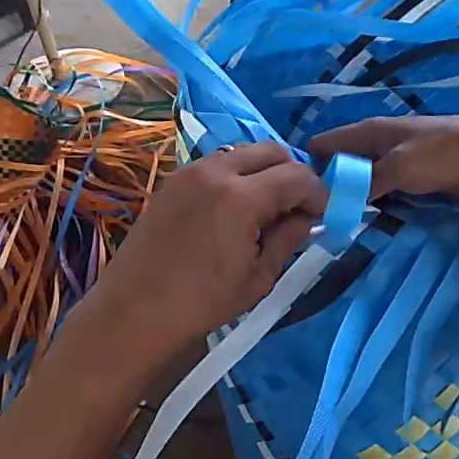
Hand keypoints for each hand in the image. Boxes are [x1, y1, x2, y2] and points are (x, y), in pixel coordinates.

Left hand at [78, 141, 326, 361]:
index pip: (297, 176)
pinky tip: (233, 210)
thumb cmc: (201, 302)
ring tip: (265, 209)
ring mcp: (190, 171)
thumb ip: (287, 239)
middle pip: (271, 150)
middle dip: (292, 174)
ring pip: (242, 152)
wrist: (135, 308)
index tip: (323, 215)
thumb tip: (305, 218)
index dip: (318, 194)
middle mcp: (215, 171)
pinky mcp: (173, 180)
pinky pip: (216, 164)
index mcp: (241, 197)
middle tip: (296, 208)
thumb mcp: (258, 277)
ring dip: (263, 172)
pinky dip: (235, 176)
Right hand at [310, 116, 458, 200]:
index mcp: (369, 130)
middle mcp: (376, 140)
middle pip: (340, 162)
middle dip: (330, 184)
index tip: (301, 193)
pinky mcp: (409, 172)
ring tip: (339, 218)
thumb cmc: (442, 155)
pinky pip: (380, 185)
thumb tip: (336, 202)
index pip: (323, 143)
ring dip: (352, 194)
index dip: (309, 164)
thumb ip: (365, 184)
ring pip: (360, 176)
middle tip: (319, 213)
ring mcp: (394, 156)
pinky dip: (373, 198)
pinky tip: (368, 214)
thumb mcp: (397, 169)